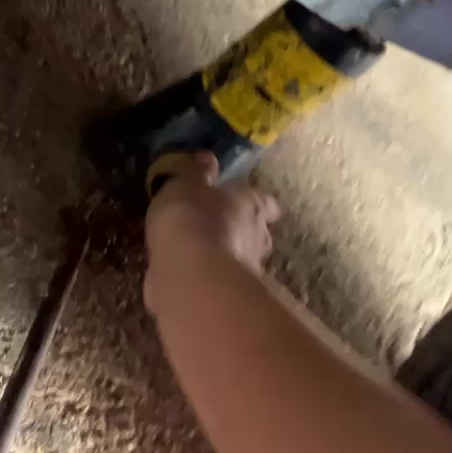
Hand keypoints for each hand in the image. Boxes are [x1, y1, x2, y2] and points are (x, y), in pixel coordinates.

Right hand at [143, 152, 281, 310]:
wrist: (189, 273)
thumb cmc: (191, 219)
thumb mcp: (185, 185)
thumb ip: (194, 174)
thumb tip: (206, 157)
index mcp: (250, 207)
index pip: (266, 203)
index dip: (261, 203)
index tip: (258, 204)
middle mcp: (255, 238)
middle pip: (259, 233)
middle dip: (246, 231)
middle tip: (227, 229)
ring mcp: (243, 270)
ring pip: (241, 259)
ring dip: (227, 257)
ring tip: (204, 255)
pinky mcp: (224, 294)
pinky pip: (217, 280)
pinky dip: (207, 277)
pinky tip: (189, 275)